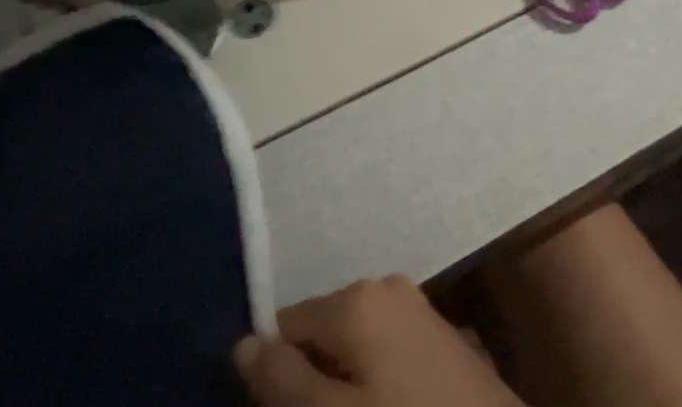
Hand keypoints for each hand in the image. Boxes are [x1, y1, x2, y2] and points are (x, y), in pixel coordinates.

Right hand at [233, 276, 522, 405]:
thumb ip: (282, 378)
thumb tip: (243, 340)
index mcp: (357, 297)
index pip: (285, 324)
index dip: (274, 370)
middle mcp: (387, 287)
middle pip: (321, 331)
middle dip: (310, 375)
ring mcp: (417, 307)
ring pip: (352, 343)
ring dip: (342, 381)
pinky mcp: (438, 332)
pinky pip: (383, 349)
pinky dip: (373, 378)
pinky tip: (386, 406)